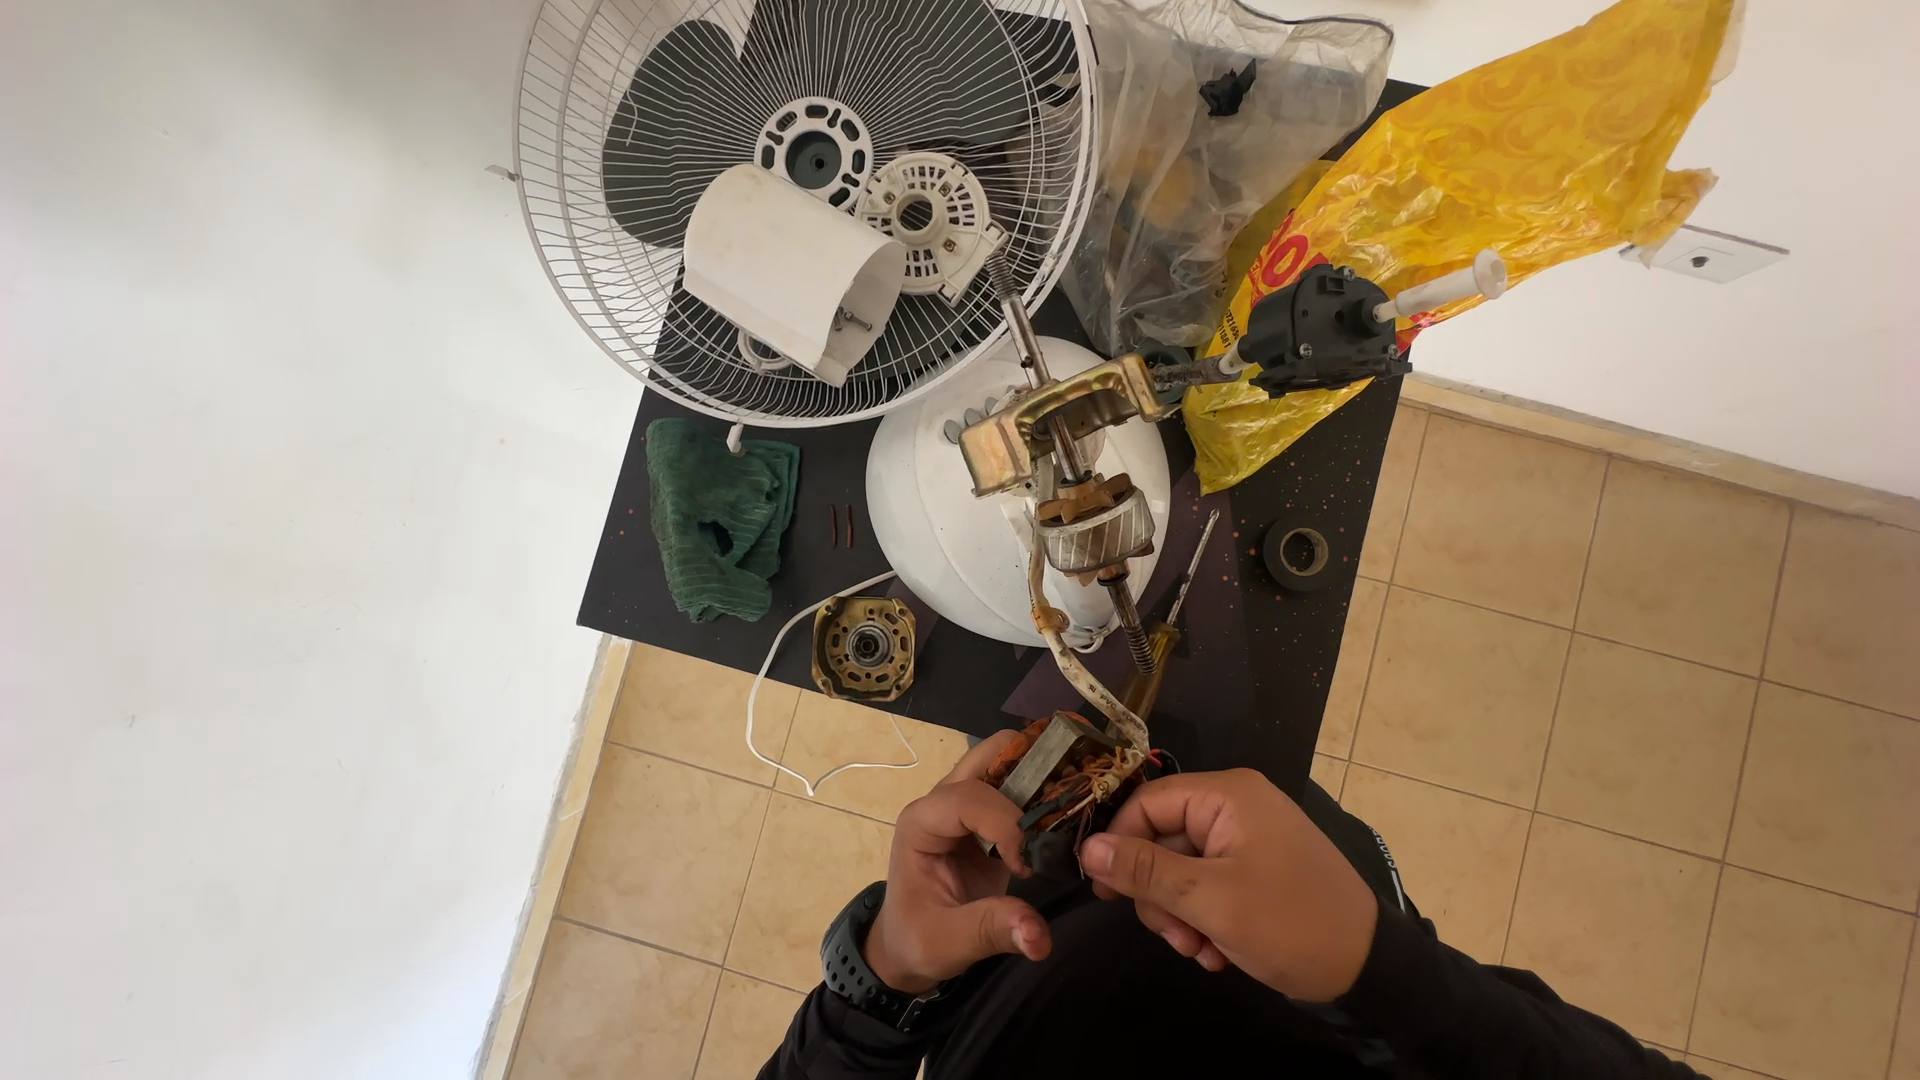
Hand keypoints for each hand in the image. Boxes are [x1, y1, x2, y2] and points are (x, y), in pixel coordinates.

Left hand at [861, 730, 1051, 994]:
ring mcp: (968, 804)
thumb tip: (1040, 935)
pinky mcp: (990, 818)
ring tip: (1071, 808)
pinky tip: (1067, 819)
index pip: (968, 798)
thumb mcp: (945, 944)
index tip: (1025, 864)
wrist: (908, 946)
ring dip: (1042, 776)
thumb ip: (991, 932)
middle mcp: (943, 800)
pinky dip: (1046, 793)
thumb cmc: (916, 940)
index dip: (1004, 823)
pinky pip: (1020, 787)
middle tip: (1066, 802)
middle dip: (1031, 769)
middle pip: (990, 755)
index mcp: (922, 822)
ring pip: (1009, 761)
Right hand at [1077, 769, 1377, 1001]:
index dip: (1120, 844)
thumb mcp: (1211, 900)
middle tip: (1174, 936)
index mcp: (1227, 795)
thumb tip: (1086, 849)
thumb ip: (1145, 871)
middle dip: (1160, 893)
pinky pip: (1207, 882)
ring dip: (1180, 913)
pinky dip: (1203, 917)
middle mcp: (1234, 806)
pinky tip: (1217, 951)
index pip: (1148, 803)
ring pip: (1181, 867)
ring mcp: (1246, 837)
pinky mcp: (1255, 868)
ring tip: (1199, 950)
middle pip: (1162, 838)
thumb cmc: (1290, 924)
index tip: (1105, 891)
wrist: (1374, 974)